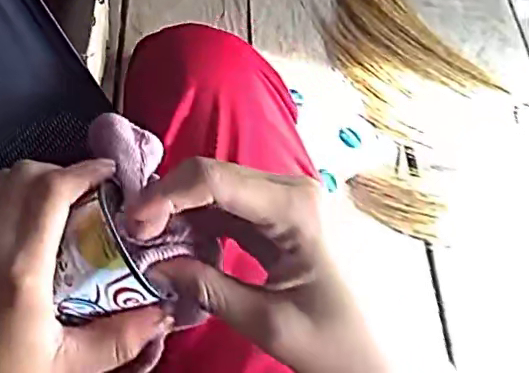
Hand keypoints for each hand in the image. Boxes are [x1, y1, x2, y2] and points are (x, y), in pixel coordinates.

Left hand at [0, 159, 174, 372]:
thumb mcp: (71, 369)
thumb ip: (119, 336)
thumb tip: (161, 311)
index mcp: (18, 270)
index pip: (49, 191)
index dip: (81, 171)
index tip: (109, 171)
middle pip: (22, 174)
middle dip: (60, 173)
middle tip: (91, 195)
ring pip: (0, 185)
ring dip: (34, 184)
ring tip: (67, 211)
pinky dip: (13, 203)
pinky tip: (35, 234)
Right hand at [128, 158, 386, 372]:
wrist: (395, 369)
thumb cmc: (343, 348)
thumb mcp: (273, 326)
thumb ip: (208, 289)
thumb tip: (153, 264)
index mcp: (297, 208)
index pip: (212, 180)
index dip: (165, 196)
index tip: (134, 223)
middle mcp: (292, 188)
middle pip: (209, 175)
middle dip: (166, 200)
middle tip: (135, 230)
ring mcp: (288, 197)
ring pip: (213, 186)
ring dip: (179, 209)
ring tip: (152, 237)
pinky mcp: (281, 212)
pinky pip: (227, 204)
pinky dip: (199, 220)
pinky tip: (182, 241)